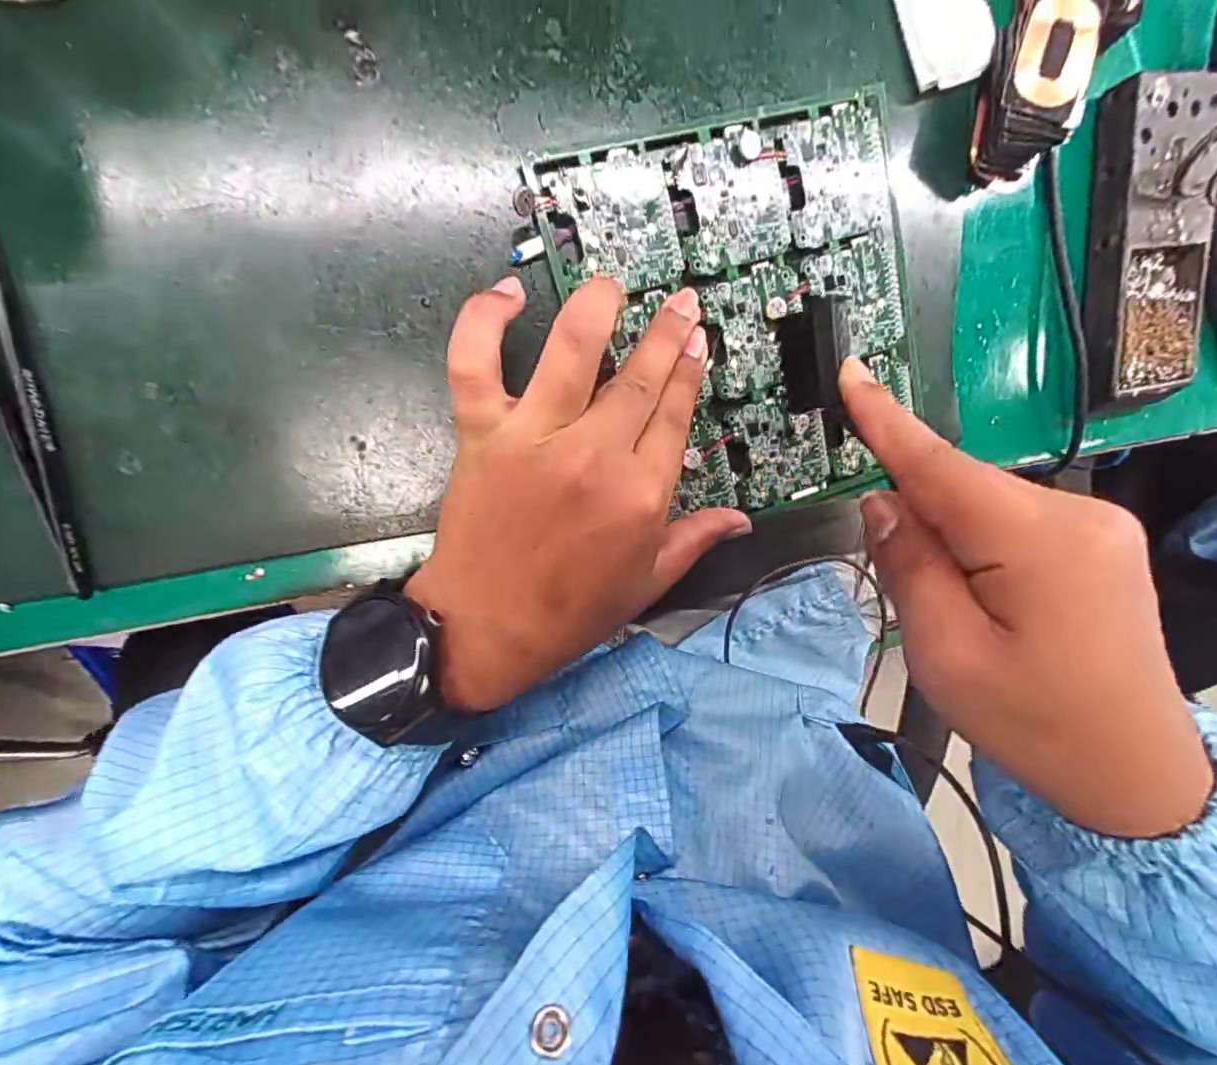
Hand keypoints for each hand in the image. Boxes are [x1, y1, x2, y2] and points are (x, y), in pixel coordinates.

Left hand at [405, 276, 750, 710]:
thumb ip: (694, 541)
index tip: (696, 343)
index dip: (689, 372)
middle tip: (680, 303)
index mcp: (642, 494)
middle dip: (667, 334)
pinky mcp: (482, 435)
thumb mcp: (645, 584)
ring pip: (573, 352)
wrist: (486, 627)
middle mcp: (594, 456)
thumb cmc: (568, 612)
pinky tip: (507, 293)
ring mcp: (535, 439)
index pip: (675, 414)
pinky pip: (475, 364)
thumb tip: (741, 519)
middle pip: (640, 379)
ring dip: (600, 308)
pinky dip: (483, 322)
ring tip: (615, 284)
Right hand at [839, 357, 1212, 837]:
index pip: (939, 466)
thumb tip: (882, 502)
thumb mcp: (944, 650)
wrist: (1136, 773)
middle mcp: (1077, 514)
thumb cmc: (1031, 721)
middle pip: (958, 489)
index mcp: (1038, 539)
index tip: (852, 371)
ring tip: (950, 611)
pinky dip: (971, 546)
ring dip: (943, 541)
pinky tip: (977, 597)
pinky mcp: (1097, 544)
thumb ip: (909, 565)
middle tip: (907, 592)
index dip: (887, 420)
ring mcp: (1096, 527)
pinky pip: (1008, 522)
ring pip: (980, 507)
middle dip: (914, 520)